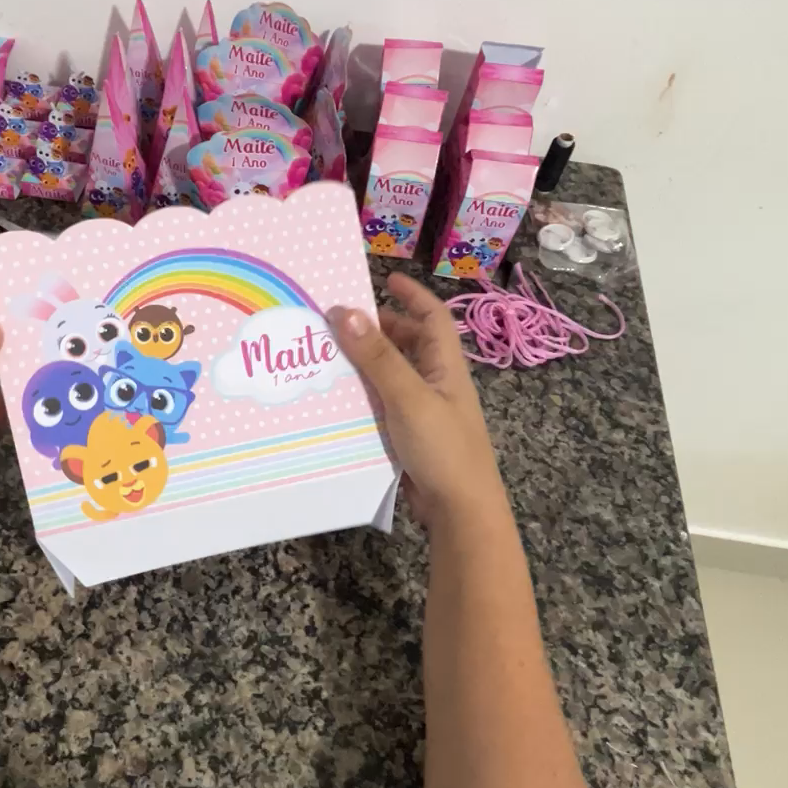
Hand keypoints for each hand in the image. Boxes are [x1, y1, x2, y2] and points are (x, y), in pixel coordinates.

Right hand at [327, 273, 509, 534]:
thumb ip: (377, 357)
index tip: (387, 278)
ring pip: (392, 376)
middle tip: (340, 322)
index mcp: (446, 367)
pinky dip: (363, 396)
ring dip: (366, 364)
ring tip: (328, 356)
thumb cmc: (442, 448)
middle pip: (409, 345)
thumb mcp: (408, 397)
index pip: (432, 318)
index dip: (412, 295)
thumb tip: (345, 311)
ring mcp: (423, 412)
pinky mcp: (408, 437)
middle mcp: (436, 384)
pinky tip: (336, 400)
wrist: (459, 510)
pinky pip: (383, 406)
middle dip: (379, 329)